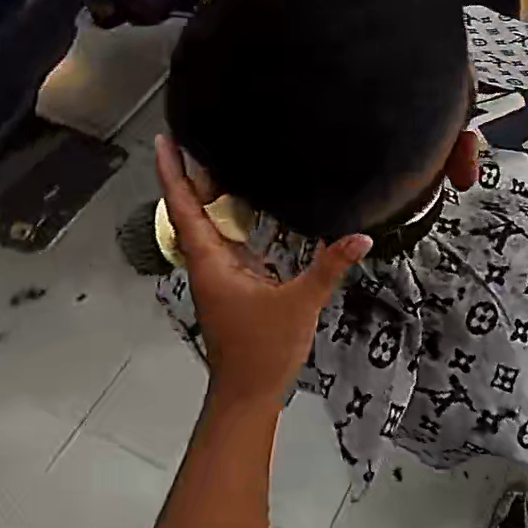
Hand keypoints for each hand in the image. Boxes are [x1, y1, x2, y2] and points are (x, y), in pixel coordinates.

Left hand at [156, 135, 370, 408]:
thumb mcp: (300, 303)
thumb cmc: (263, 348)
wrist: (249, 390)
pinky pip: (236, 239)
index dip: (175, 176)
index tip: (166, 142)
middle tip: (208, 137)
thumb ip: (330, 266)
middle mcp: (211, 263)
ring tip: (233, 162)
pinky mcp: (239, 281)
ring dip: (220, 195)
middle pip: (195, 211)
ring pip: (214, 225)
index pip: (186, 211)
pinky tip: (267, 207)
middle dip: (197, 175)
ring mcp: (223, 273)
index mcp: (212, 263)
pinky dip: (245, 218)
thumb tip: (362, 236)